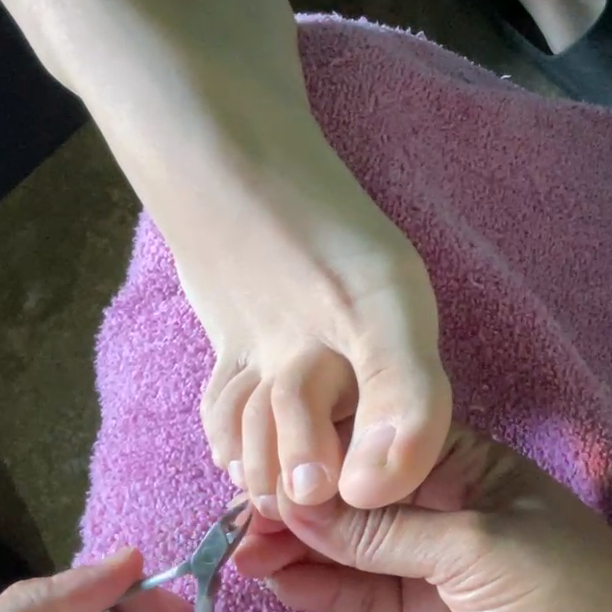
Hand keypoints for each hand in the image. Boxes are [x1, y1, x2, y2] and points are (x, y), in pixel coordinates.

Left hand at [41, 0, 453, 523]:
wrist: (200, 118)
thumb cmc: (294, 203)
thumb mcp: (382, 298)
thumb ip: (407, 395)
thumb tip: (376, 494)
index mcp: (403, 338)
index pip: (411, 447)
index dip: (374, 479)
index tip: (335, 487)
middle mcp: (355, 346)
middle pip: (337, 451)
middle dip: (304, 459)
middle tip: (285, 429)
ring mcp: (294, 342)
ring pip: (281, 440)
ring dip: (261, 448)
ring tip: (252, 413)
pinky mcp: (244, 336)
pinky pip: (240, 413)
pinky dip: (230, 430)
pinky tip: (229, 416)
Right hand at [232, 427, 611, 611]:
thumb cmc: (567, 590)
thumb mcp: (476, 546)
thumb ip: (387, 533)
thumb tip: (303, 506)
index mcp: (467, 462)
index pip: (380, 442)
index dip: (323, 452)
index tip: (264, 466)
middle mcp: (443, 504)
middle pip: (358, 495)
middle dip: (301, 500)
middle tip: (238, 512)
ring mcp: (432, 563)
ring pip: (352, 547)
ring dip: (299, 545)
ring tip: (240, 546)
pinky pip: (363, 594)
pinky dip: (320, 586)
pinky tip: (276, 578)